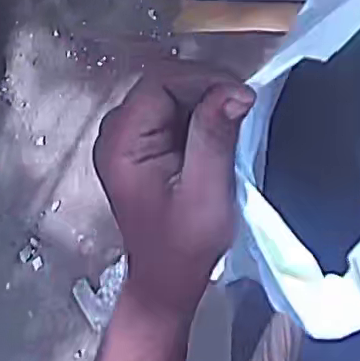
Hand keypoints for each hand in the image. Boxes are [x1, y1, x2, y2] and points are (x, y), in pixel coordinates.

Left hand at [94, 61, 254, 318]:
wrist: (168, 281)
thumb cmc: (182, 248)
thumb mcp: (206, 193)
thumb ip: (214, 138)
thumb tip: (234, 90)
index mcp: (121, 142)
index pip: (161, 81)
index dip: (203, 79)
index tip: (239, 95)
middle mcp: (118, 131)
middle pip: (166, 80)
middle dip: (207, 87)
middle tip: (241, 106)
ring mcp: (130, 133)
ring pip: (174, 89)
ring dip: (207, 98)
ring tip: (233, 121)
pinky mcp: (145, 139)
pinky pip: (176, 105)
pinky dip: (202, 110)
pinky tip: (219, 130)